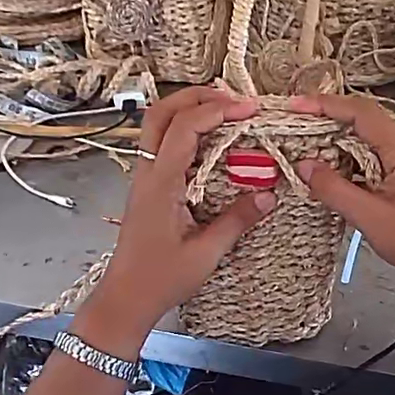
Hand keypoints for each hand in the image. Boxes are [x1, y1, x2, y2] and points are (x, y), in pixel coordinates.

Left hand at [83, 89, 271, 347]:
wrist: (126, 298)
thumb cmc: (160, 279)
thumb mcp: (206, 253)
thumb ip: (236, 221)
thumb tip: (268, 196)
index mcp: (160, 184)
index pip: (184, 128)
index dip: (217, 111)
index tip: (249, 109)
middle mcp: (147, 173)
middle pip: (161, 113)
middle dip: (196, 96)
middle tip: (233, 98)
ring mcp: (144, 179)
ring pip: (158, 126)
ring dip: (189, 111)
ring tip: (225, 113)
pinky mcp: (148, 188)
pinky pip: (163, 146)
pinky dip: (187, 132)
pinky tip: (211, 144)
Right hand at [287, 94, 394, 292]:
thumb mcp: (368, 216)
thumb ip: (334, 189)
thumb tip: (303, 166)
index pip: (362, 114)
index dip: (327, 106)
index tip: (297, 106)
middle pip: (365, 121)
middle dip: (329, 120)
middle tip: (296, 126)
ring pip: (368, 139)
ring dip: (338, 141)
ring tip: (307, 146)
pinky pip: (374, 155)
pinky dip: (350, 158)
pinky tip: (332, 169)